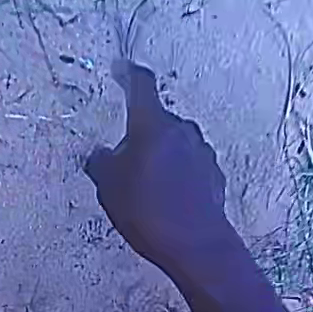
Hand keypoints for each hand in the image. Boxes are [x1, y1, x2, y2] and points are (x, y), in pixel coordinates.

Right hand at [83, 61, 241, 285]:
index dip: (128, 74)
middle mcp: (182, 130)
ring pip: (172, 144)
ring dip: (156, 157)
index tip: (121, 68)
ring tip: (140, 190)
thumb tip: (100, 154)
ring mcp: (201, 151)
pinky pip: (186, 166)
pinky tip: (162, 200)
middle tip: (121, 162)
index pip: (141, 86)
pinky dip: (173, 175)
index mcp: (152, 126)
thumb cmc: (147, 212)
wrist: (193, 244)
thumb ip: (101, 163)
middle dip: (138, 134)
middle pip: (156, 121)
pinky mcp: (212, 174)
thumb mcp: (109, 188)